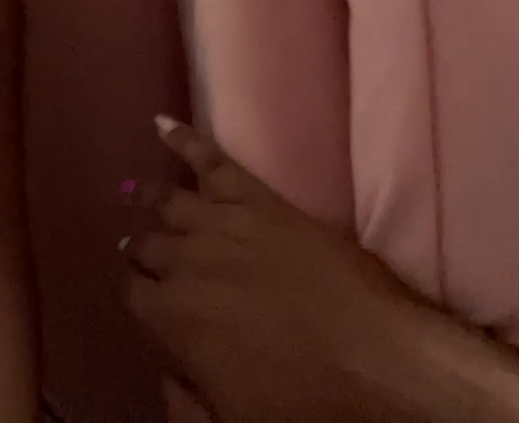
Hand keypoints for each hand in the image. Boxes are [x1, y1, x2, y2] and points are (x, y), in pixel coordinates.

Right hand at [123, 119, 506, 422]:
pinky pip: (212, 160)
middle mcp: (186, 262)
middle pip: (148, 245)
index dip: (136, 291)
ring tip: (136, 191)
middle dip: (140, 247)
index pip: (134, 293)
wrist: (385, 369)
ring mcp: (221, 223)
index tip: (142, 292)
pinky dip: (185, 139)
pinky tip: (162, 124)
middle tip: (137, 246)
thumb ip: (186, 405)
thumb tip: (165, 375)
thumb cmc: (309, 407)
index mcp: (174, 318)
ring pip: (169, 201)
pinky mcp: (258, 200)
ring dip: (150, 196)